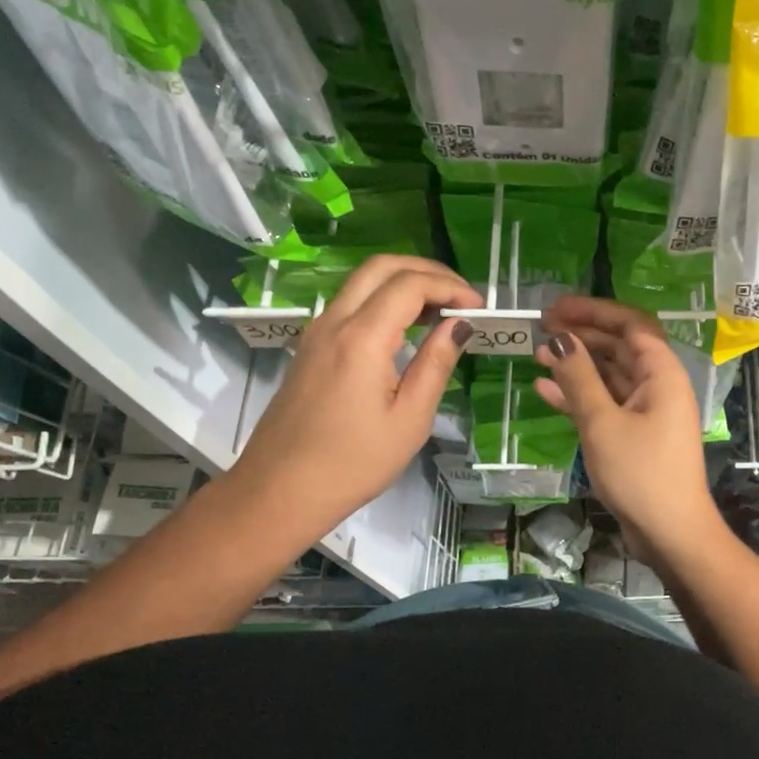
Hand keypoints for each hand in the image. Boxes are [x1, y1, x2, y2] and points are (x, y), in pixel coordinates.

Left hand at [230, 255, 481, 534]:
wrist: (280, 491)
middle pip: (381, 267)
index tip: (479, 308)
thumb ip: (436, 363)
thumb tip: (460, 324)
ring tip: (441, 312)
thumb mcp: (409, 419)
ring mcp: (317, 332)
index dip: (450, 287)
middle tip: (462, 297)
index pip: (409, 285)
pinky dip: (384, 301)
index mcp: (361, 339)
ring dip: (405, 283)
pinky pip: (351, 304)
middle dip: (427, 272)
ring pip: (362, 281)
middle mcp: (334, 322)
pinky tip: (408, 330)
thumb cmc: (354, 463)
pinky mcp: (311, 348)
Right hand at [535, 296, 723, 558]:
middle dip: (581, 335)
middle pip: (619, 346)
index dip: (594, 311)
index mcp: (662, 373)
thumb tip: (559, 337)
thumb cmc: (641, 474)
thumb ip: (579, 377)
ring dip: (577, 364)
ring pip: (610, 375)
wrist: (671, 532)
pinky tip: (545, 390)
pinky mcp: (636, 435)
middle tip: (539, 329)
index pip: (631, 324)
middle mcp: (659, 385)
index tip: (555, 308)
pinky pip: (606, 404)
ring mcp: (648, 411)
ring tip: (536, 355)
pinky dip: (579, 396)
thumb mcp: (603, 422)